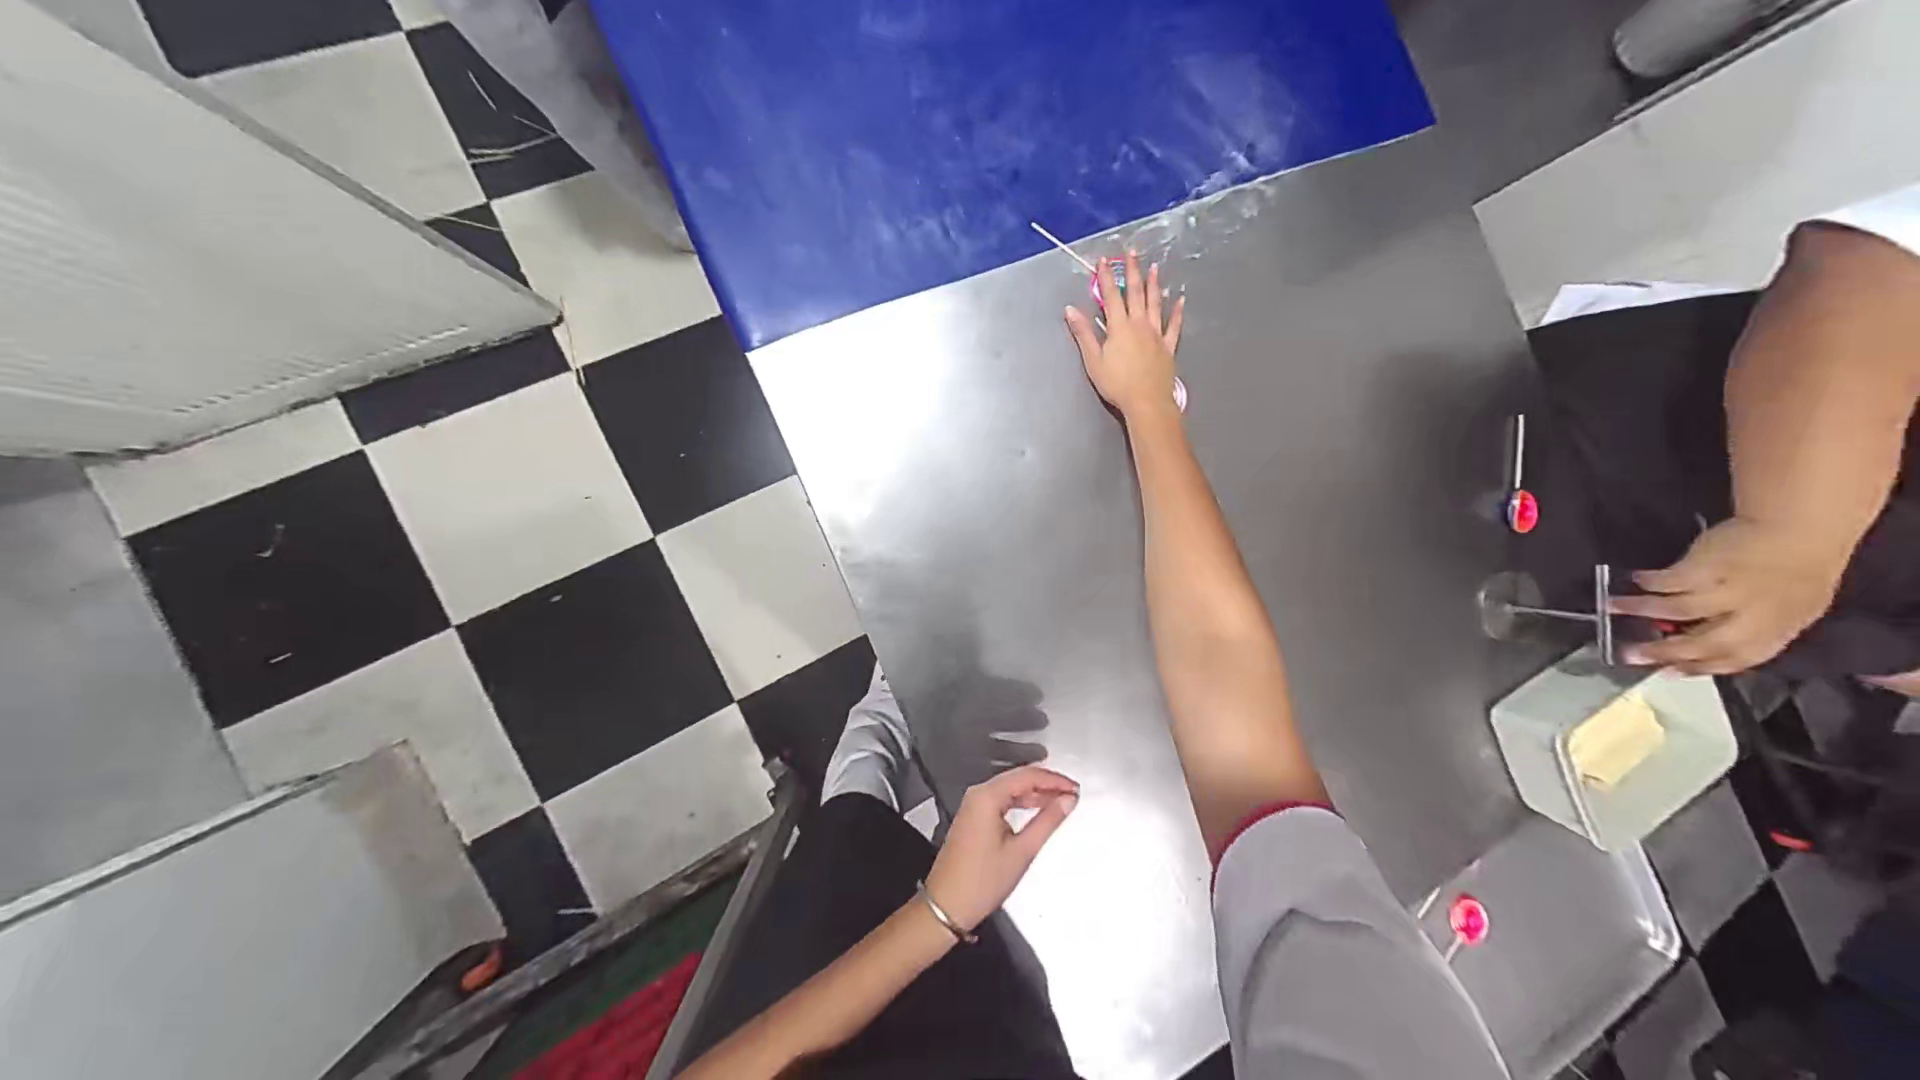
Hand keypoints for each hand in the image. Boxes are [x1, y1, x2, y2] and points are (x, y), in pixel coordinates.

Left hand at [924, 764, 1078, 931]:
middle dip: (1046, 783)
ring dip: (1035, 793)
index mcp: (987, 796)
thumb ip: (1047, 821)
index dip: (1054, 780)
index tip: (1075, 788)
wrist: (946, 905)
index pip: (1027, 776)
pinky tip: (1037, 809)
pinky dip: (1021, 802)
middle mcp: (978, 794)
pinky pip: (1001, 800)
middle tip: (1071, 792)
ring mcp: (973, 805)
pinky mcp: (973, 817)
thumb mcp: (1022, 851)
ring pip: (1010, 789)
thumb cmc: (981, 881)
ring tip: (1060, 801)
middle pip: (1018, 778)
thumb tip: (1068, 800)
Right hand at [1065, 251, 1185, 419]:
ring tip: (1154, 267)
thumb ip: (1083, 334)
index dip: (1106, 277)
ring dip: (1154, 284)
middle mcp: (1139, 324)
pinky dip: (1177, 312)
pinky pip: (1174, 325)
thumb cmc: (1117, 384)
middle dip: (1132, 271)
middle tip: (1132, 252)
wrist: (1146, 401)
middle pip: (1135, 293)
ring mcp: (1156, 334)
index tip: (1103, 260)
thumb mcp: (1093, 360)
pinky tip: (1180, 300)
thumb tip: (1070, 310)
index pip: (1111, 296)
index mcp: (1119, 327)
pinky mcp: (1168, 346)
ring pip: (1155, 303)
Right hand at [1611, 517, 1848, 674]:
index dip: (1701, 668)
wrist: (1802, 529)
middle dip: (1664, 650)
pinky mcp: (1709, 566)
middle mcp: (1753, 615)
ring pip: (1677, 609)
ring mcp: (1729, 590)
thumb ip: (1752, 627)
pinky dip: (1648, 581)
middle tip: (1629, 653)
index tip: (1667, 673)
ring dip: (1639, 609)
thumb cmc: (1795, 571)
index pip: (1736, 658)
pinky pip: (1670, 580)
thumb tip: (1700, 639)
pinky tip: (1636, 579)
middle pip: (1704, 641)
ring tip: (1609, 607)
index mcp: (1776, 629)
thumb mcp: (1790, 608)